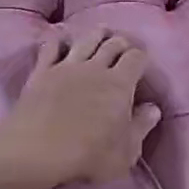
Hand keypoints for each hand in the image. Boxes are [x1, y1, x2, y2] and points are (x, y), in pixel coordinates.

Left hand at [0, 27, 160, 188]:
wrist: (36, 150)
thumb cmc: (88, 156)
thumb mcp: (126, 152)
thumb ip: (142, 127)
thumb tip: (153, 108)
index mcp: (120, 84)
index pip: (136, 58)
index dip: (141, 57)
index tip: (143, 62)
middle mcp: (95, 67)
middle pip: (113, 44)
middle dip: (122, 42)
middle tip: (125, 46)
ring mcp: (66, 66)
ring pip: (85, 40)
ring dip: (96, 34)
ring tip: (102, 31)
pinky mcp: (42, 71)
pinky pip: (51, 47)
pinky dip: (58, 41)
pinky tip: (60, 40)